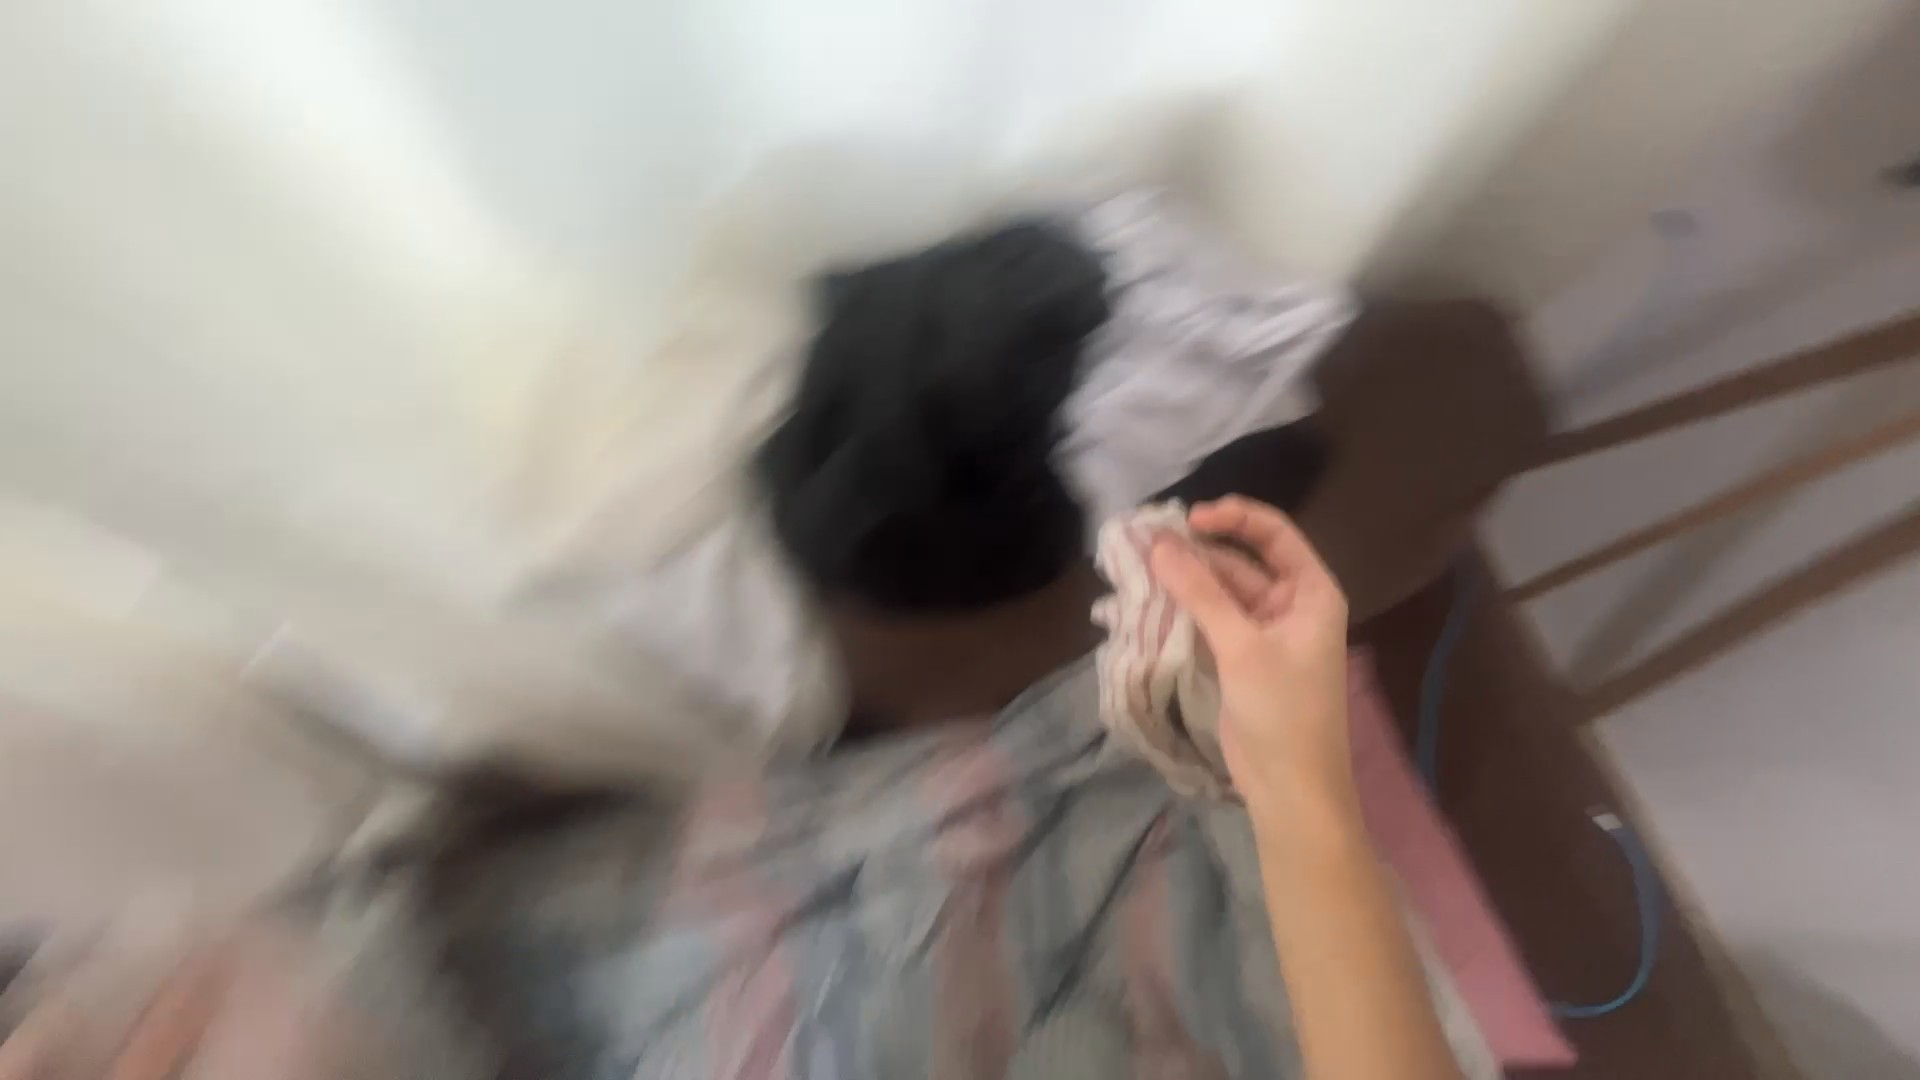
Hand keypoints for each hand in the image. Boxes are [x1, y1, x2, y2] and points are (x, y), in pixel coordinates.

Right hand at [1150, 497, 1351, 818]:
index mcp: (1310, 593)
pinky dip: (1182, 610)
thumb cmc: (1282, 710)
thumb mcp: (1241, 646)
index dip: (1233, 518)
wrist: (1289, 788)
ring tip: (1137, 567)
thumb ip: (1200, 592)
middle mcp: (1288, 605)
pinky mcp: (1237, 657)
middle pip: (1238, 563)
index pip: (1273, 535)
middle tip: (1143, 544)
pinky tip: (1148, 601)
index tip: (1188, 519)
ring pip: (1218, 593)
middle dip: (1195, 553)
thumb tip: (1159, 544)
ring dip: (1183, 582)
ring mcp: (1261, 633)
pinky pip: (1208, 620)